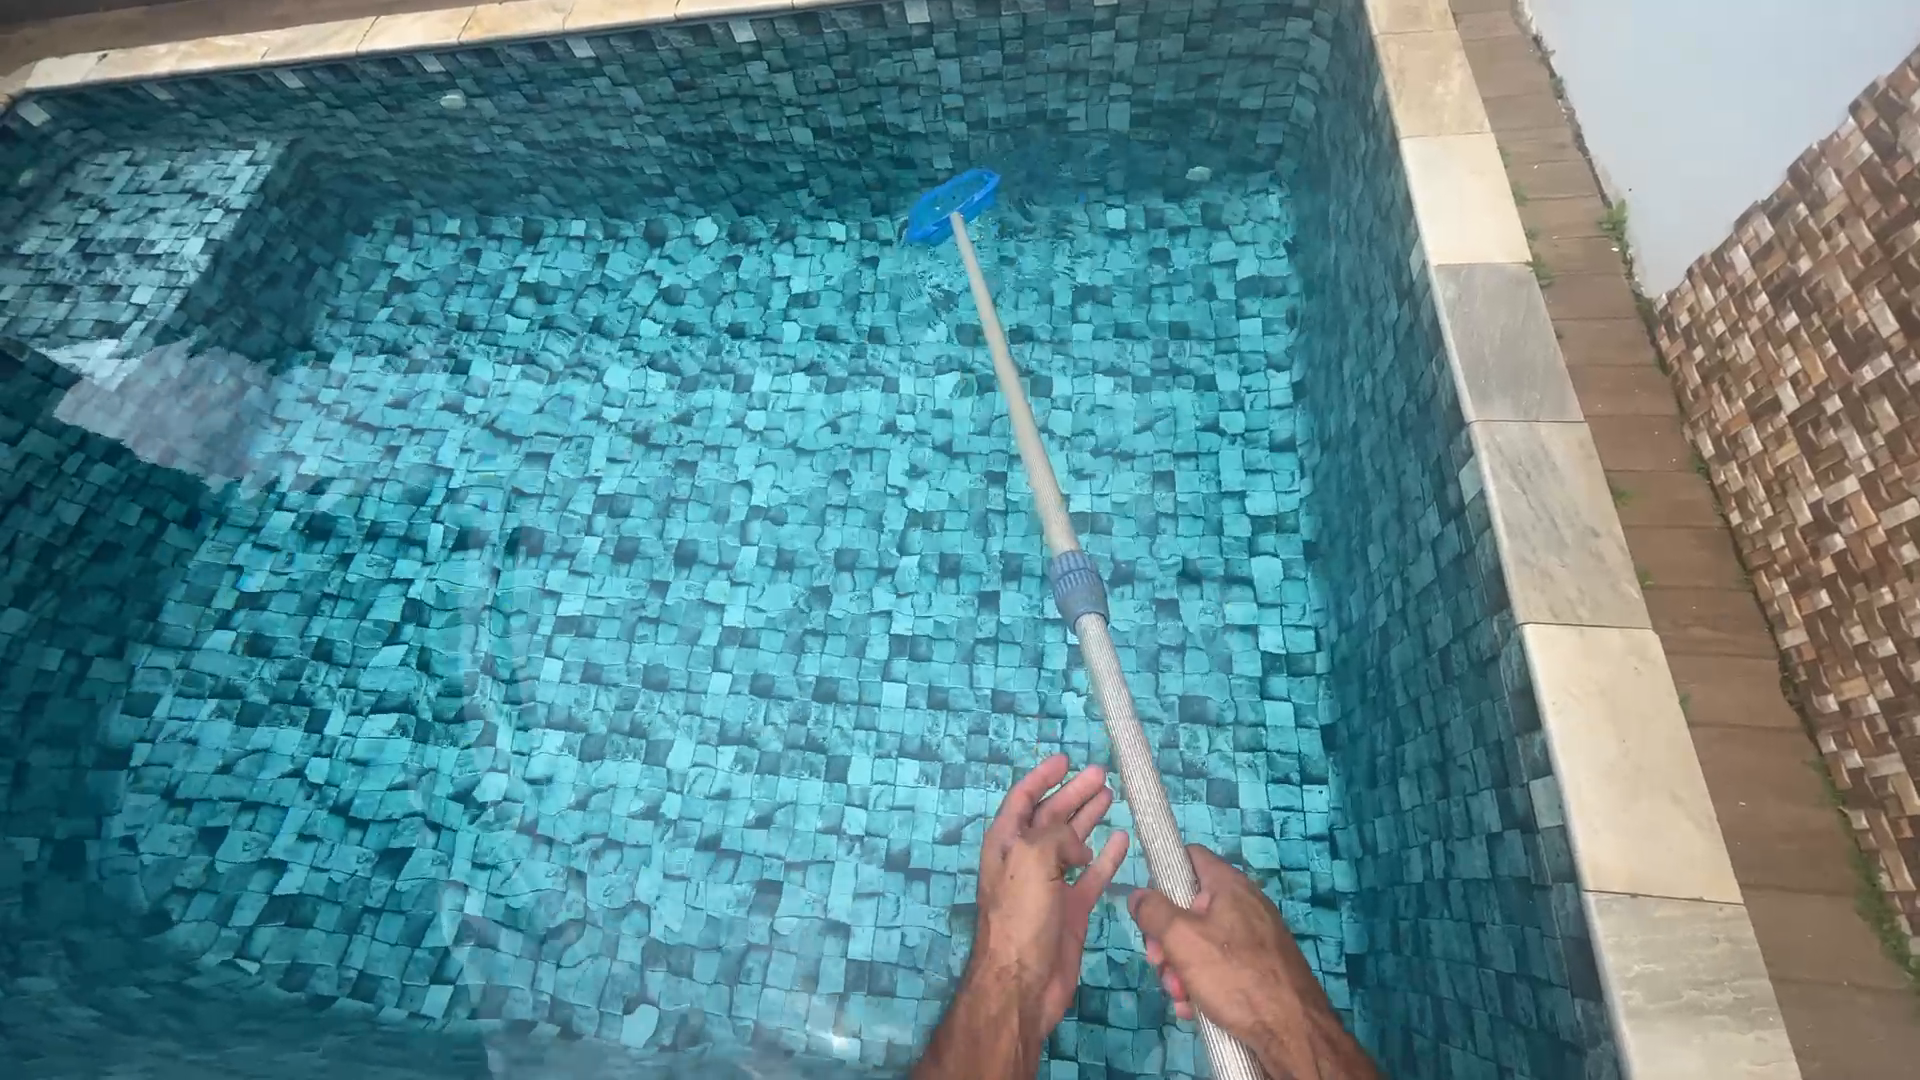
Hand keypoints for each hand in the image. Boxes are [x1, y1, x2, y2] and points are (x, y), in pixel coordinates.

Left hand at [971, 753, 1129, 1033]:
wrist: (1022, 983)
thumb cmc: (1019, 915)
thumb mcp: (1030, 859)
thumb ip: (1055, 837)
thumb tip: (1079, 847)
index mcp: (1007, 841)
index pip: (1024, 797)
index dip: (1043, 776)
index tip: (1065, 759)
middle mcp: (1026, 858)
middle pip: (1052, 815)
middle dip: (1074, 794)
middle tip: (1100, 774)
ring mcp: (1049, 884)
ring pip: (1073, 842)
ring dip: (1089, 818)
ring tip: (1110, 795)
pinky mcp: (1071, 909)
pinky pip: (1091, 875)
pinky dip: (1105, 856)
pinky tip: (1121, 838)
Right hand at [1128, 845, 1377, 1079]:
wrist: (1296, 1036)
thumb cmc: (1235, 976)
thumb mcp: (1181, 938)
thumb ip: (1152, 911)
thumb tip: (1138, 896)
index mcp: (1229, 885)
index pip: (1189, 856)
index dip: (1164, 875)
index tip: (1150, 907)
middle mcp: (1245, 905)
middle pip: (1191, 906)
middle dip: (1168, 937)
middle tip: (1158, 963)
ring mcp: (1257, 939)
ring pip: (1204, 941)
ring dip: (1182, 967)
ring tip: (1179, 995)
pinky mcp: (1264, 970)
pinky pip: (1224, 965)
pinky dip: (1205, 983)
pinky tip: (1195, 1008)